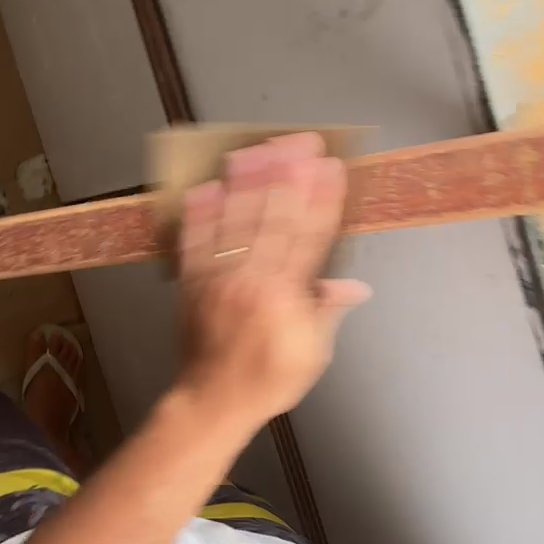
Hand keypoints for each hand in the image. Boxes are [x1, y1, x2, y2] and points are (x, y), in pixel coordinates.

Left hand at [175, 132, 370, 426]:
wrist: (212, 401)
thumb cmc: (268, 379)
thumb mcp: (312, 353)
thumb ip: (326, 312)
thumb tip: (353, 285)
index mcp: (285, 297)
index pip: (309, 238)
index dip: (320, 200)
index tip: (329, 167)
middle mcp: (252, 280)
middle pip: (272, 220)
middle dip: (287, 176)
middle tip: (297, 142)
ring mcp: (218, 278)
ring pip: (233, 222)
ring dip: (245, 183)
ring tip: (254, 150)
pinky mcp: (191, 282)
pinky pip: (194, 242)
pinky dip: (199, 214)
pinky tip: (206, 187)